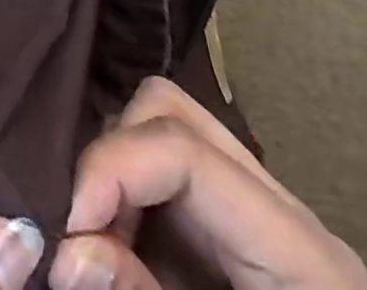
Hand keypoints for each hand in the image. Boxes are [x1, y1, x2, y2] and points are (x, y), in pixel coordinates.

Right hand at [50, 77, 366, 289]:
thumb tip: (68, 254)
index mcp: (299, 252)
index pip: (183, 149)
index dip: (110, 169)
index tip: (66, 233)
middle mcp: (278, 211)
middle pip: (171, 111)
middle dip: (110, 157)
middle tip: (82, 234)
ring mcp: (255, 216)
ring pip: (160, 129)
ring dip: (112, 176)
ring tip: (97, 249)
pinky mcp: (232, 235)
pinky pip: (160, 175)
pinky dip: (122, 198)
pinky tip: (118, 255)